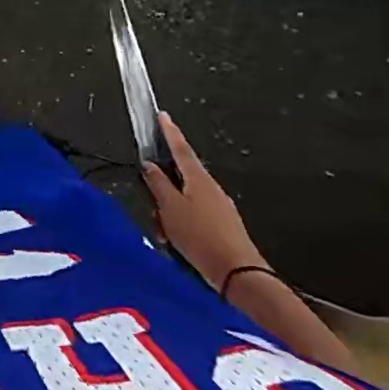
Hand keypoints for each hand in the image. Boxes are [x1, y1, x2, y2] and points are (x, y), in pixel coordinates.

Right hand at [142, 113, 267, 289]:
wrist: (239, 273)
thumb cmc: (200, 236)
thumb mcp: (169, 208)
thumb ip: (158, 184)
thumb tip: (149, 165)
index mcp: (199, 180)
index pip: (181, 149)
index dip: (170, 132)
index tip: (164, 116)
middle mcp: (212, 189)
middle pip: (181, 176)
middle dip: (163, 186)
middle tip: (154, 204)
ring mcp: (220, 207)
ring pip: (185, 198)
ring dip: (170, 210)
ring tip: (163, 230)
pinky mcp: (222, 224)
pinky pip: (193, 214)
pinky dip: (180, 223)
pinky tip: (174, 240)